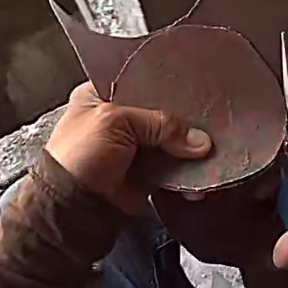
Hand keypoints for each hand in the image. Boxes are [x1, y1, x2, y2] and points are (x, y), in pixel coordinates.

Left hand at [46, 83, 212, 212]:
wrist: (73, 207)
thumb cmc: (81, 154)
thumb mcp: (116, 123)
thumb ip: (160, 124)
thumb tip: (201, 142)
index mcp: (101, 94)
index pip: (141, 80)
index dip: (168, 84)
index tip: (196, 86)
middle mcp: (118, 118)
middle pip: (162, 113)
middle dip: (186, 120)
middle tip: (213, 119)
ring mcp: (133, 147)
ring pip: (171, 142)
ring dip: (190, 149)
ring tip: (214, 151)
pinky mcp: (144, 173)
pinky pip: (173, 169)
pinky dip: (187, 173)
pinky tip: (202, 175)